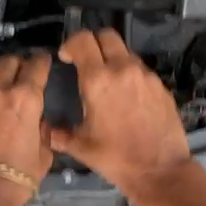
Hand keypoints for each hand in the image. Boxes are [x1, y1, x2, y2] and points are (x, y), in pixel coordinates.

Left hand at [0, 53, 54, 205]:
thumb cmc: (18, 178)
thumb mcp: (44, 155)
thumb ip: (43, 131)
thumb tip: (37, 121)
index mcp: (26, 100)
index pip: (36, 67)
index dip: (41, 62)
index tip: (43, 62)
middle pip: (8, 62)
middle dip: (17, 65)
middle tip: (20, 73)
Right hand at [52, 29, 191, 197]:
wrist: (159, 170)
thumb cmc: (115, 158)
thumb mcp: (80, 146)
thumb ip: (58, 133)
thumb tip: (45, 129)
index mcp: (97, 80)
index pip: (82, 40)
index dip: (70, 45)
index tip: (66, 58)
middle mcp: (122, 69)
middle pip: (106, 35)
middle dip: (92, 43)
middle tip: (86, 62)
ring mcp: (145, 75)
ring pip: (125, 51)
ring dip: (112, 57)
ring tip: (107, 80)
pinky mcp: (160, 85)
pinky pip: (140, 69)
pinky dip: (129, 73)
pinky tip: (126, 96)